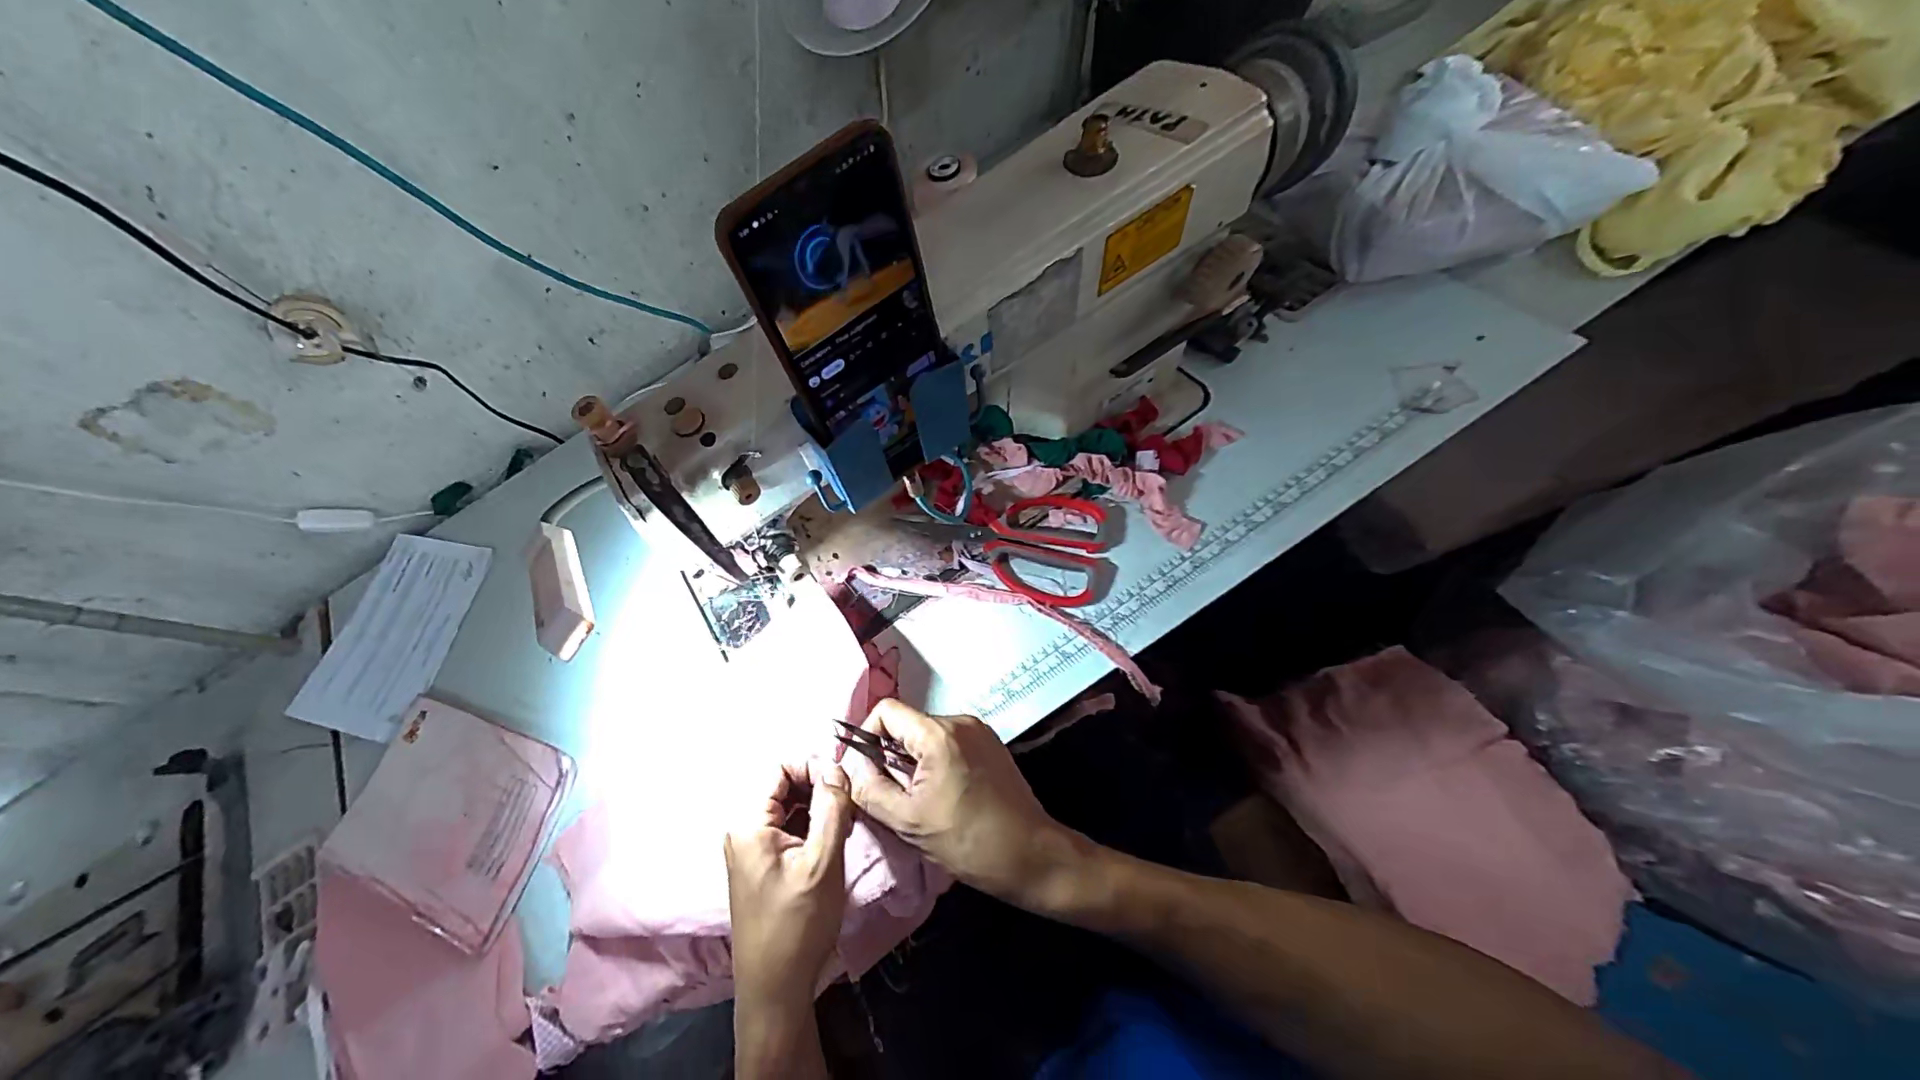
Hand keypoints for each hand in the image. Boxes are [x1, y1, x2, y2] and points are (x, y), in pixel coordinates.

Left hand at [724, 760, 855, 1009]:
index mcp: (748, 824)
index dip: (813, 765)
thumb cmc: (798, 925)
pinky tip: (833, 840)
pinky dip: (812, 825)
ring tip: (846, 824)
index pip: (778, 768)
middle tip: (849, 806)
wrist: (775, 988)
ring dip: (819, 807)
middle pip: (783, 785)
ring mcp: (751, 848)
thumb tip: (837, 766)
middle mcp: (742, 830)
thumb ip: (831, 807)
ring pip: (788, 806)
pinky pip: (788, 827)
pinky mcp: (763, 864)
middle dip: (818, 787)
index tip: (844, 781)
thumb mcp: (823, 862)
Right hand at [841, 699, 1085, 910]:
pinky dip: (935, 764)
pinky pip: (948, 744)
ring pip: (926, 736)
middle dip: (890, 756)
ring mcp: (979, 731)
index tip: (865, 772)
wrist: (1032, 856)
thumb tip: (851, 767)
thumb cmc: (969, 842)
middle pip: (907, 725)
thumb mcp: (908, 822)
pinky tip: (942, 797)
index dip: (866, 737)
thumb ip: (870, 789)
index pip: (886, 711)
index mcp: (938, 734)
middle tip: (891, 796)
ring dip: (913, 763)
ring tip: (919, 801)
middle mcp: (960, 721)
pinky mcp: (990, 745)